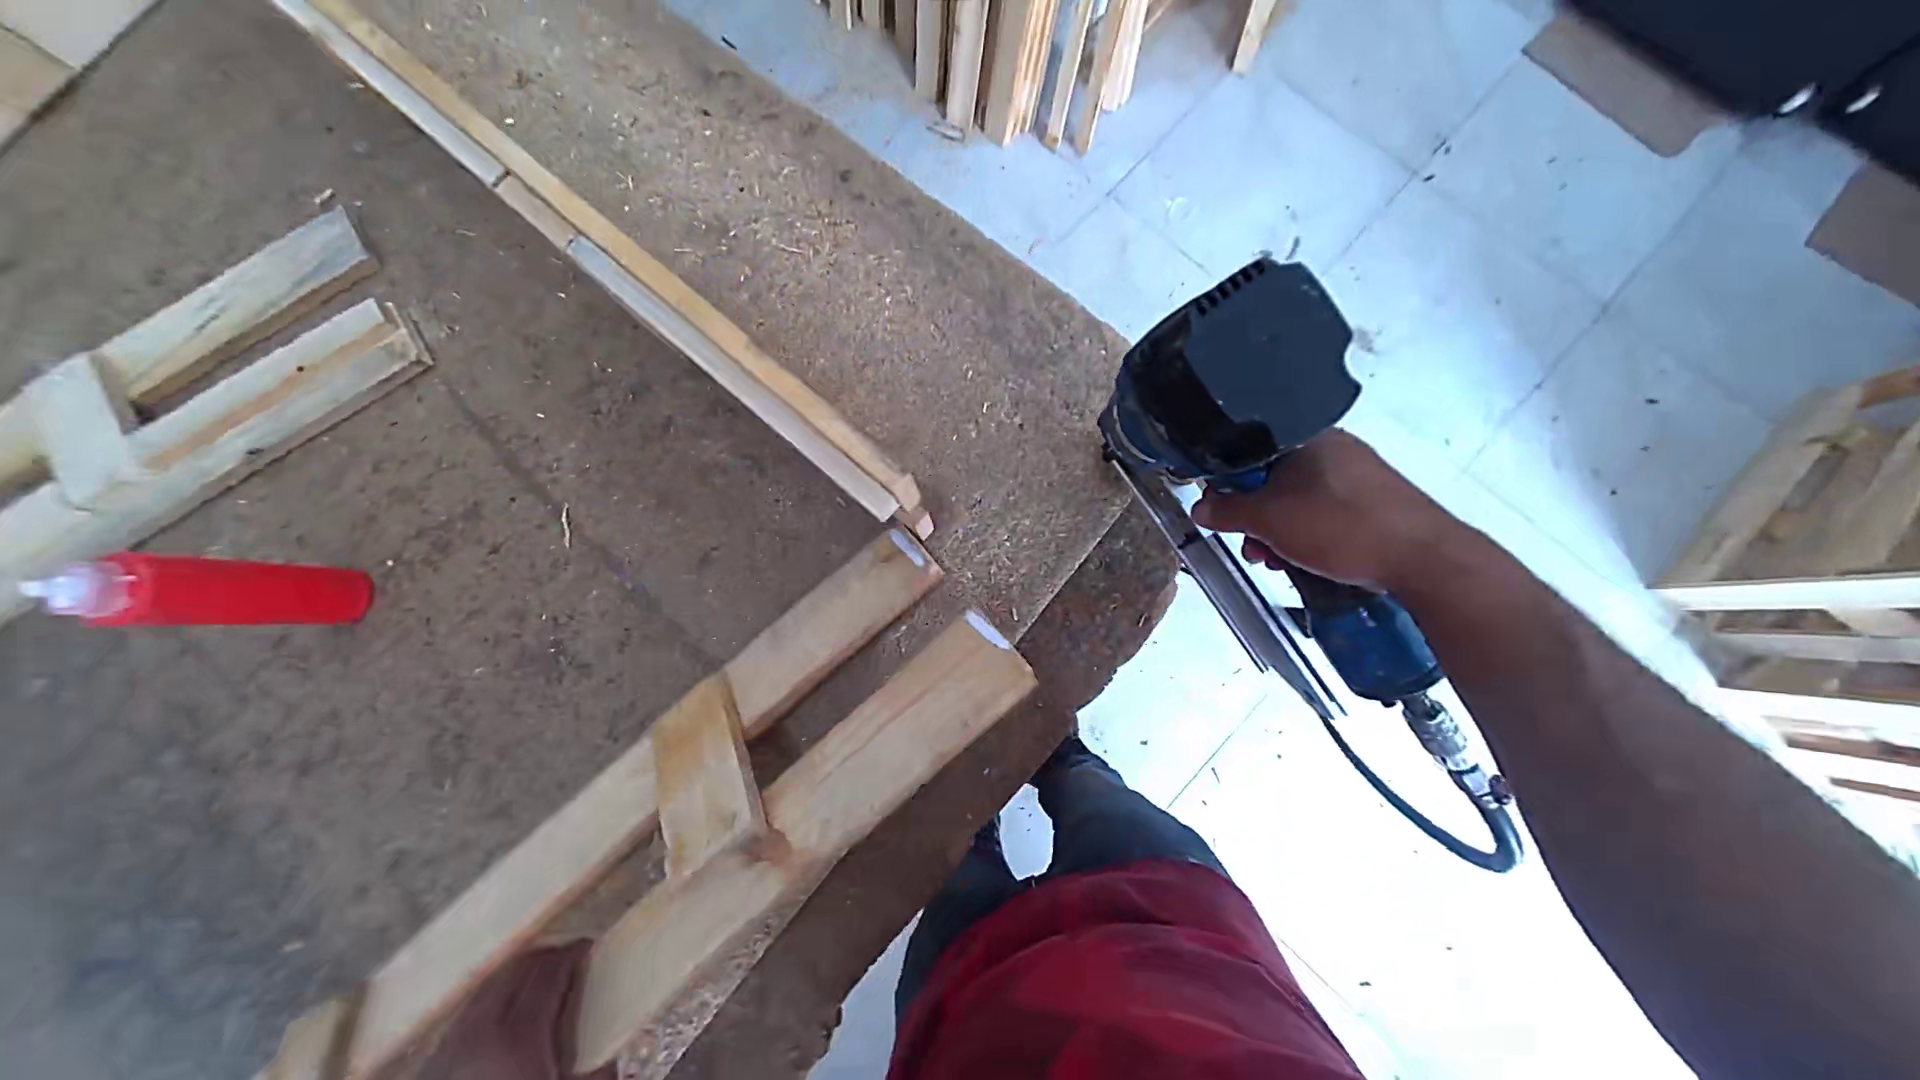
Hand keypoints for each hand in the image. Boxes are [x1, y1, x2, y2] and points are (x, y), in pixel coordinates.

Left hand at [419, 940, 611, 1079]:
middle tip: (567, 959)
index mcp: (518, 1040)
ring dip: (511, 980)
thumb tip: (606, 1046)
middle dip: (542, 957)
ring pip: (480, 994)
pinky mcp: (424, 1077)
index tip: (588, 948)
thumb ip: (598, 1071)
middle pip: (510, 971)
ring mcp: (441, 1060)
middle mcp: (474, 1039)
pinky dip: (485, 1009)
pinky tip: (500, 1026)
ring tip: (536, 986)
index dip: (572, 953)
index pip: (548, 971)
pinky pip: (460, 1024)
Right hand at [1189, 429, 1466, 593]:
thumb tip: (1201, 508)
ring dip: (1276, 532)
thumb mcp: (1267, 520)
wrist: (1422, 559)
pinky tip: (1304, 561)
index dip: (1226, 483)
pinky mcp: (1373, 503)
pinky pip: (1323, 513)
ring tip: (1276, 560)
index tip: (1219, 510)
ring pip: (1297, 501)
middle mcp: (1334, 450)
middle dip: (1253, 517)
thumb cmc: (1341, 527)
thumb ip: (1227, 511)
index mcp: (1307, 439)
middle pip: (1271, 480)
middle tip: (1251, 545)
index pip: (1248, 453)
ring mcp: (1356, 476)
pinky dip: (1306, 536)